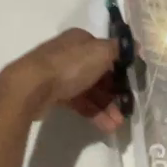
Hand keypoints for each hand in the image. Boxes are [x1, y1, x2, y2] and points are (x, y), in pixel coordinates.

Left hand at [0, 28, 124, 132]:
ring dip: (105, 107)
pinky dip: (92, 113)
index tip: (131, 83)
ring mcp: (59, 74)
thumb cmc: (70, 66)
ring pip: (89, 90)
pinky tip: (105, 126)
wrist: (31, 87)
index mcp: (80, 40)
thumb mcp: (101, 52)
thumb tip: (134, 45)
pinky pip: (78, 102)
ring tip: (117, 124)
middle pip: (98, 73)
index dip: (120, 67)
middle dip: (114, 92)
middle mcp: (69, 54)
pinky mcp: (52, 93)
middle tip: (126, 108)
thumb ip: (119, 49)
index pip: (105, 51)